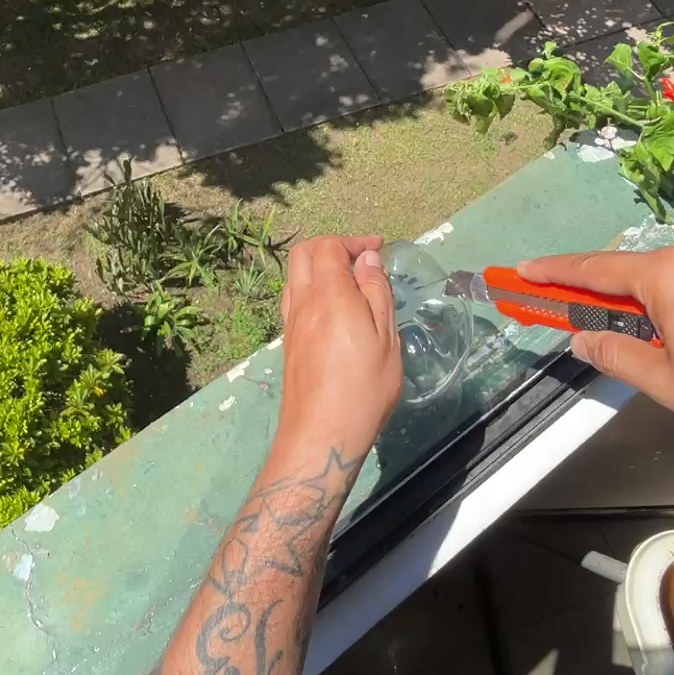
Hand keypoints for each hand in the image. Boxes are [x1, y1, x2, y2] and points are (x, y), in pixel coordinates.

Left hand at [276, 235, 401, 459]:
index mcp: (329, 294)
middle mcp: (303, 301)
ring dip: (318, 265)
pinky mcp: (288, 341)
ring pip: (295, 275)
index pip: (330, 247)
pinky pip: (294, 297)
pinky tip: (332, 307)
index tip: (378, 248)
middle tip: (360, 259)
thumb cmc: (363, 387)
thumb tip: (368, 258)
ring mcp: (291, 322)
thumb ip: (376, 292)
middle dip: (332, 246)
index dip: (354, 241)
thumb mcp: (385, 337)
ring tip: (347, 280)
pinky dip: (311, 287)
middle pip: (304, 254)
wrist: (321, 433)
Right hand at [518, 235, 673, 477]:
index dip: (554, 273)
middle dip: (610, 297)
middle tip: (590, 325)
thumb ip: (618, 354)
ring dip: (656, 306)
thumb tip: (582, 337)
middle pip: (638, 272)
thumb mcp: (672, 385)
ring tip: (666, 352)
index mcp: (671, 274)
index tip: (522, 272)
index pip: (595, 269)